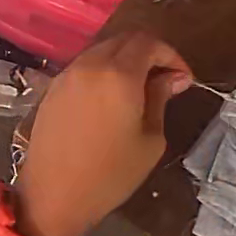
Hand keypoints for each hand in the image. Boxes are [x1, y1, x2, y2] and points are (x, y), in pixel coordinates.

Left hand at [16, 32, 193, 235]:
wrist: (54, 195)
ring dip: (124, 60)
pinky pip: (84, 66)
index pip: (149, 42)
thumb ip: (160, 98)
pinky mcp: (52, 87)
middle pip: (124, 40)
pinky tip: (110, 97)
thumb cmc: (110, 174)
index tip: (182, 77)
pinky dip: (102, 70)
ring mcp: (67, 74)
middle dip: (149, 52)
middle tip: (164, 79)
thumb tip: (173, 76)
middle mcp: (90, 65)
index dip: (171, 54)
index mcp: (118, 74)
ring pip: (102, 50)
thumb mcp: (150, 140)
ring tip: (138, 89)